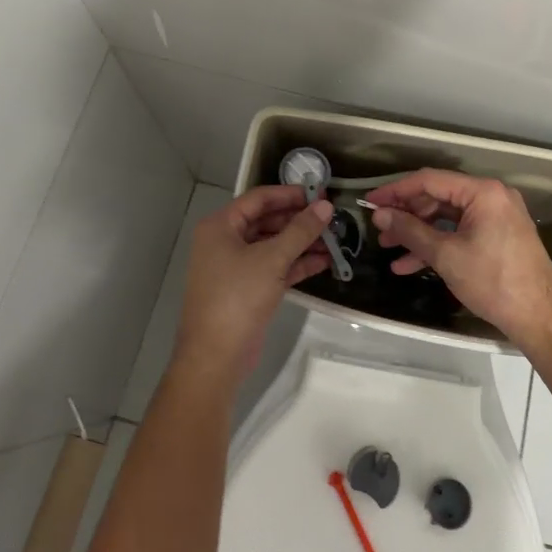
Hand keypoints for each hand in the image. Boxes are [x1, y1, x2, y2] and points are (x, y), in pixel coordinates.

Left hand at [171, 185, 333, 386]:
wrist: (216, 356)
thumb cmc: (238, 297)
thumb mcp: (272, 259)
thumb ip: (300, 231)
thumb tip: (325, 206)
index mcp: (220, 226)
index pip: (259, 199)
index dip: (290, 194)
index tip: (320, 194)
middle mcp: (225, 241)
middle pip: (267, 221)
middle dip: (299, 220)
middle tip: (332, 218)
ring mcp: (236, 267)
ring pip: (273, 246)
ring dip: (302, 243)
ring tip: (336, 240)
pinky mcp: (248, 289)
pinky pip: (275, 268)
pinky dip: (297, 264)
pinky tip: (325, 261)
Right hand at [364, 169, 551, 346]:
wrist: (540, 317)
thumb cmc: (493, 281)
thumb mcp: (446, 255)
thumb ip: (411, 231)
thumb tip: (381, 214)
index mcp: (483, 192)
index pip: (430, 181)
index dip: (396, 190)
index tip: (371, 201)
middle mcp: (492, 197)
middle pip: (439, 197)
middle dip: (407, 214)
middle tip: (379, 228)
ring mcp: (497, 217)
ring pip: (448, 218)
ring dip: (419, 233)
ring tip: (389, 248)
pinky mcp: (498, 237)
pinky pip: (461, 232)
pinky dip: (438, 245)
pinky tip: (411, 264)